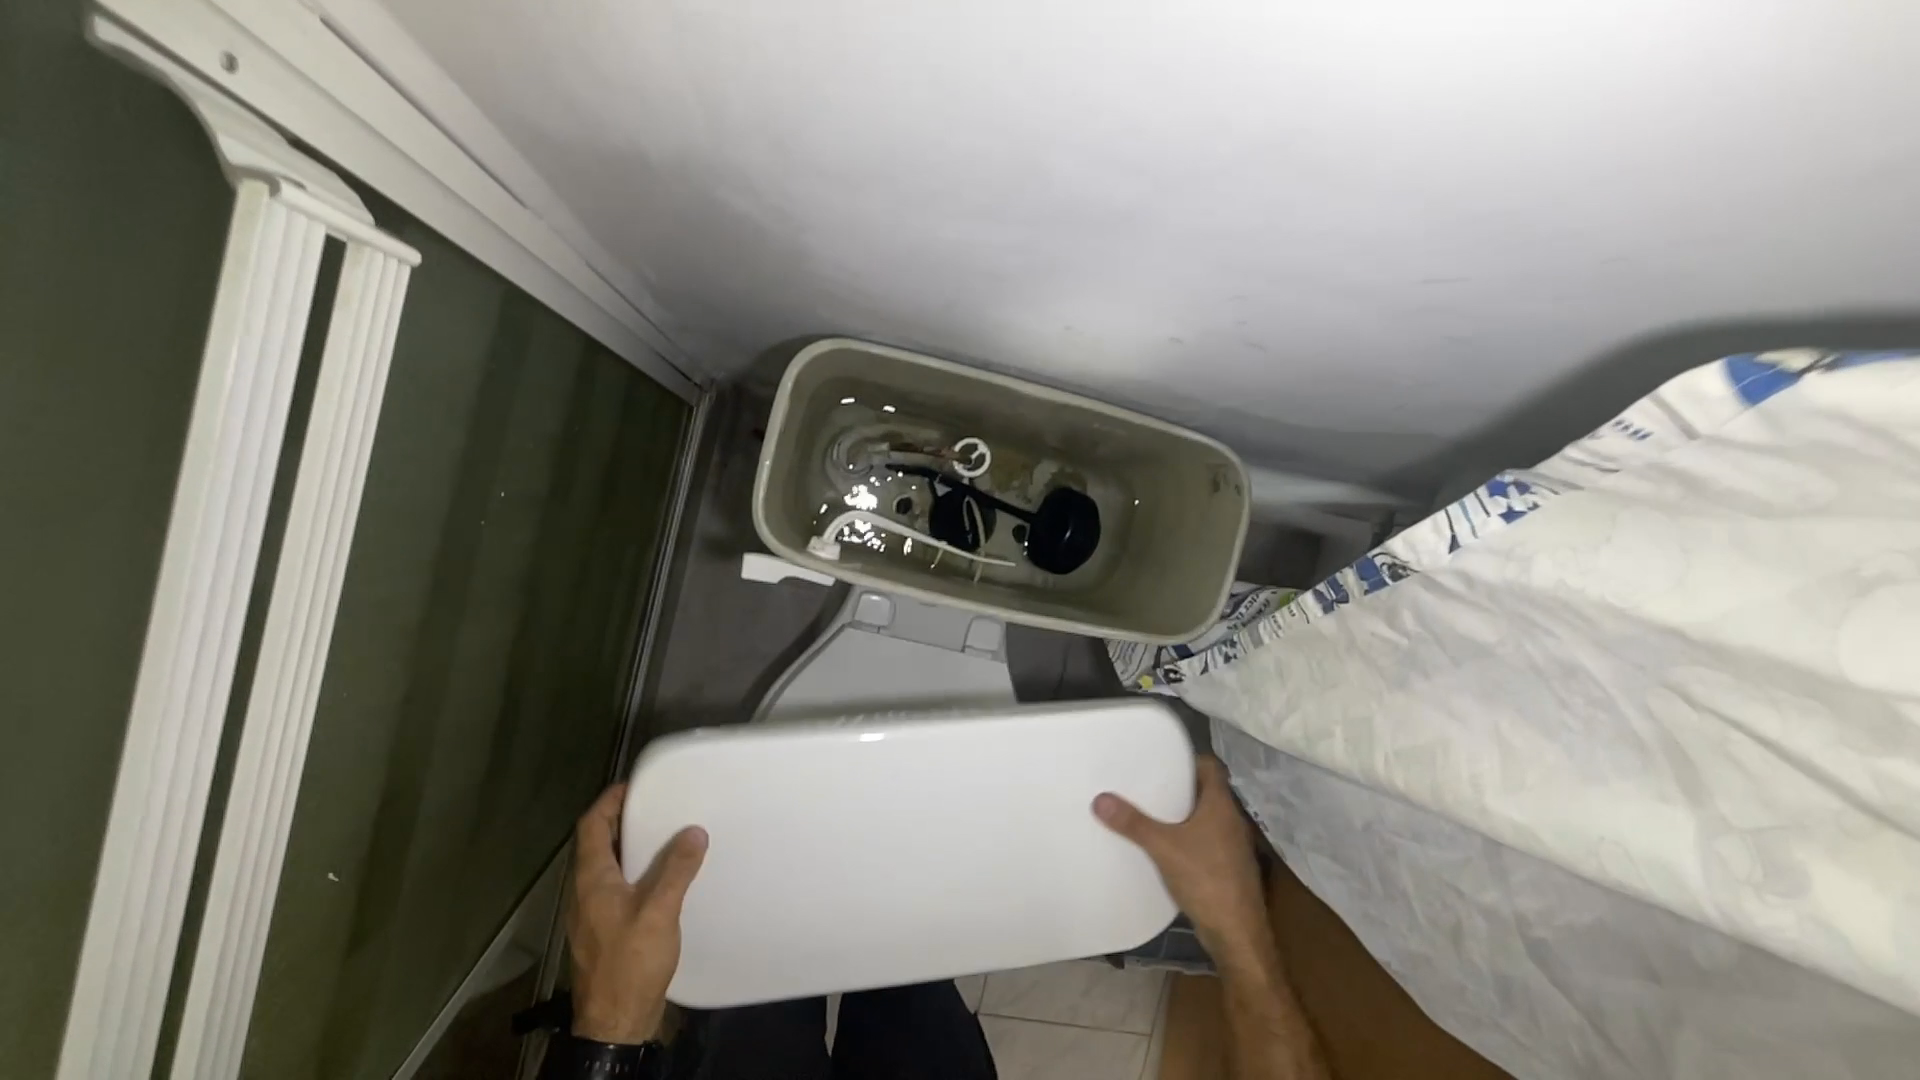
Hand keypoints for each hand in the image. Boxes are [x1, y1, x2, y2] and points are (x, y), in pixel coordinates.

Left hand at [565, 783, 707, 1043]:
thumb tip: (693, 832)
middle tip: (657, 804)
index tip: (634, 785)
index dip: (608, 802)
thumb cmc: (630, 962)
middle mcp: (586, 892)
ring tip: (666, 834)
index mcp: (591, 880)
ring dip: (631, 847)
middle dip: (623, 821)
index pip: (590, 826)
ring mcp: (594, 913)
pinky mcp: (607, 930)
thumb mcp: (658, 911)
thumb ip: (676, 869)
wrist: (616, 1021)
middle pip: (597, 844)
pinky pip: (619, 887)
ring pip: (608, 867)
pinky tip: (664, 878)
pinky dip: (637, 871)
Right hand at [1094, 756, 1269, 956]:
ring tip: (1150, 814)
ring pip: (1205, 819)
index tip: (1161, 761)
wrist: (1237, 933)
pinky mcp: (1227, 869)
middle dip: (1177, 789)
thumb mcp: (1162, 847)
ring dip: (1182, 816)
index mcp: (1221, 806)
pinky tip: (1164, 849)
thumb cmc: (1206, 878)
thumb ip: (1133, 823)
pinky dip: (1186, 840)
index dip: (1188, 760)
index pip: (1210, 767)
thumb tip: (1101, 799)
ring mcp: (1232, 847)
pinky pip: (1204, 842)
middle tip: (1147, 786)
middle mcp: (1230, 821)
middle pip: (1204, 793)